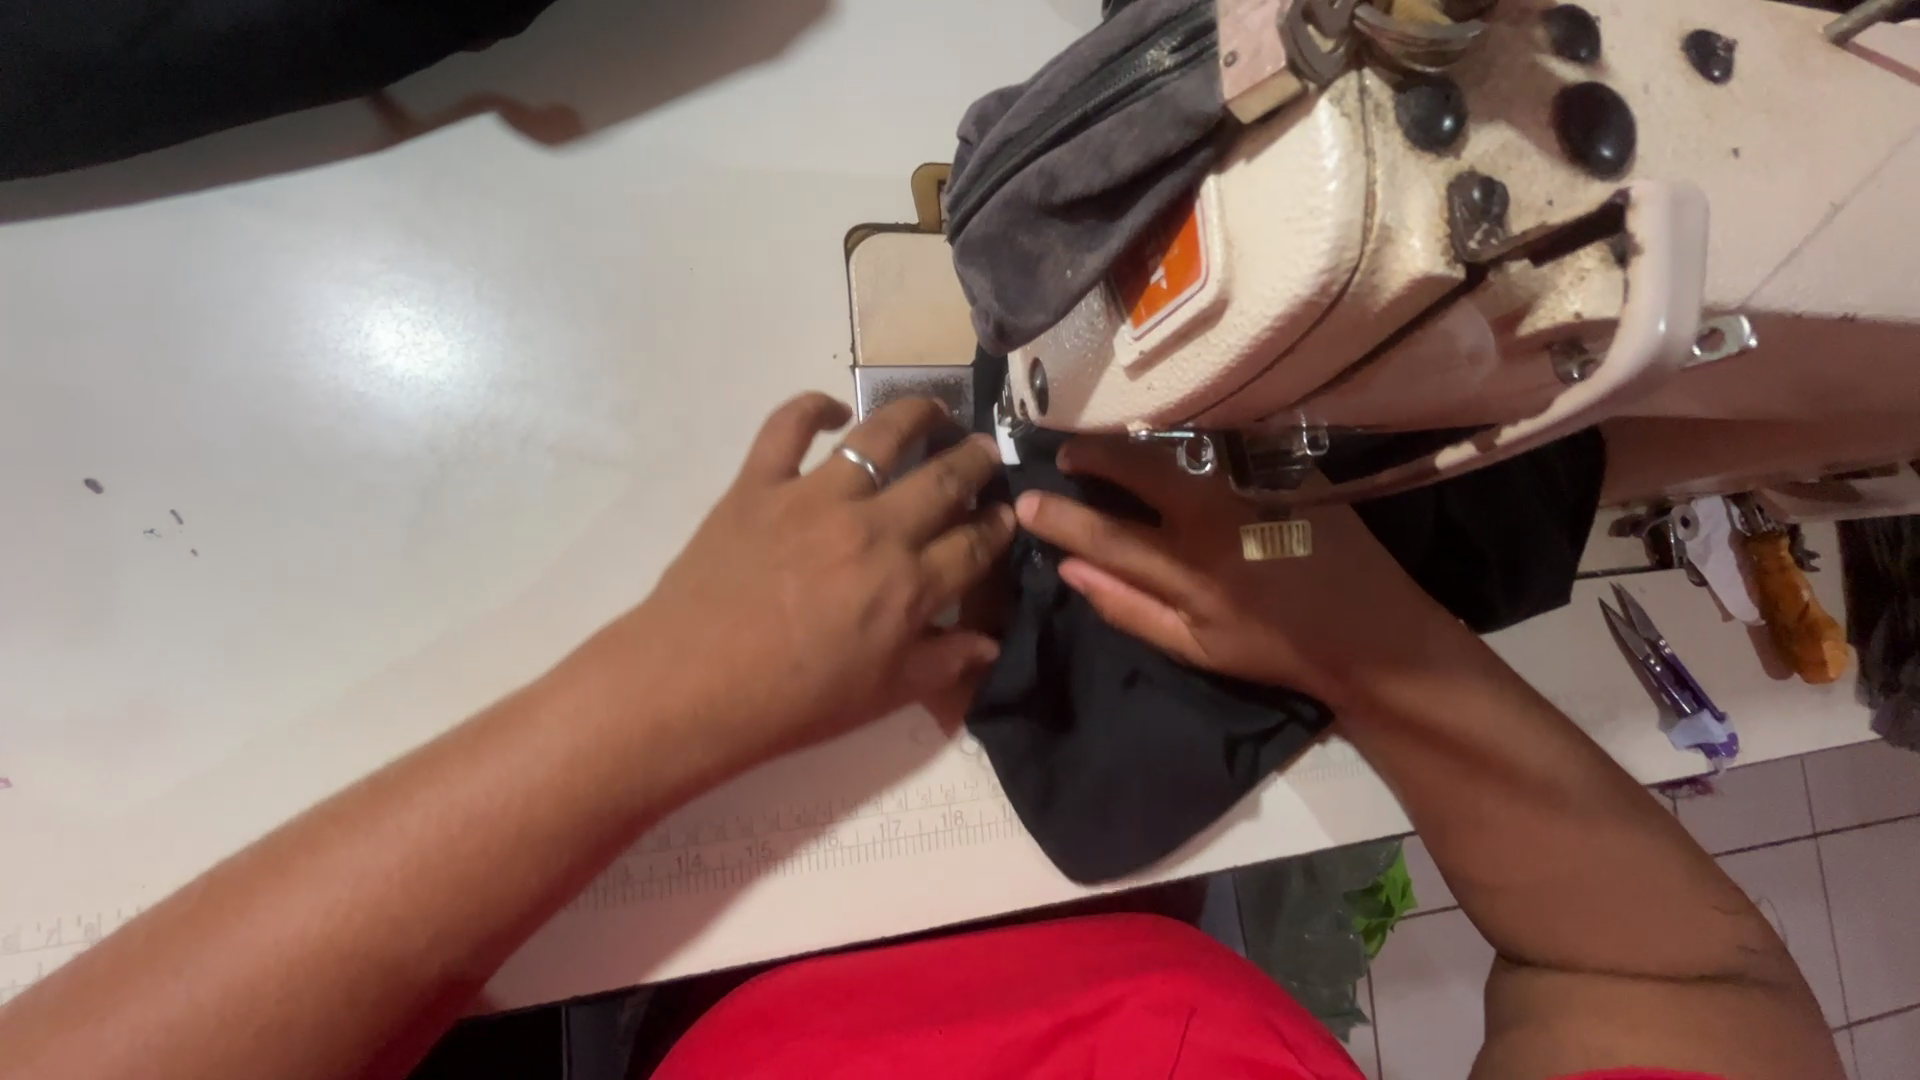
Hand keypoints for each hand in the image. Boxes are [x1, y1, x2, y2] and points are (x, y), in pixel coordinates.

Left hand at [569, 394, 1014, 779]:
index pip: (975, 543)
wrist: (692, 687)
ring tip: (936, 412)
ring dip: (919, 415)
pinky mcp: (760, 483)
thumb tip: (991, 644)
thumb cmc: (795, 702)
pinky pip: (788, 426)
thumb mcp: (884, 696)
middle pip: (944, 478)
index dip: (1000, 526)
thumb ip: (944, 663)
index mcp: (910, 584)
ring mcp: (815, 497)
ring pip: (881, 434)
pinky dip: (812, 407)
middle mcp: (874, 528)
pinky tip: (833, 409)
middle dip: (977, 461)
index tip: (1009, 514)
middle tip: (986, 452)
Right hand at [1014, 437, 1475, 710]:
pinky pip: (1216, 447)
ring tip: (1105, 443)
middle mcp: (1215, 521)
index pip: (1105, 534)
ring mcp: (1251, 489)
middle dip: (1092, 456)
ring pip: (1174, 451)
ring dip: (1131, 443)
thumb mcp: (1192, 647)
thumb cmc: (1271, 648)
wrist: (1372, 633)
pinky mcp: (1280, 471)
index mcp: (1188, 571)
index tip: (1024, 503)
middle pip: (1137, 472)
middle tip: (1066, 452)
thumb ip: (1127, 607)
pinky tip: (1164, 443)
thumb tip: (1070, 569)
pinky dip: (1179, 443)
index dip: (1058, 518)